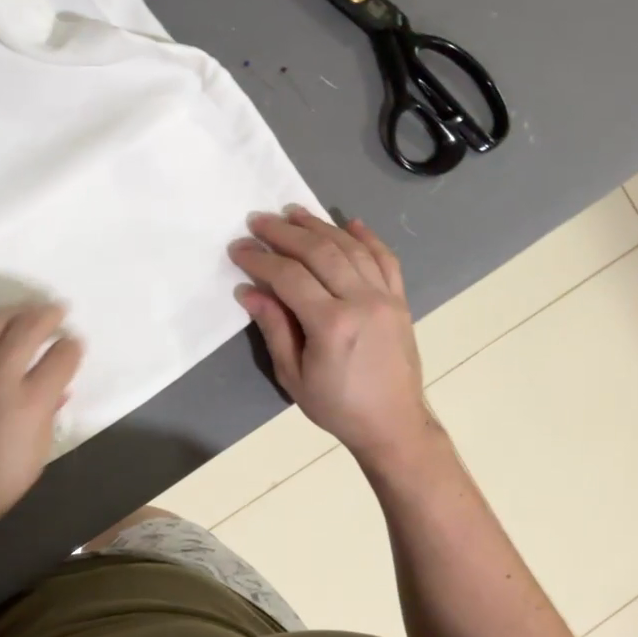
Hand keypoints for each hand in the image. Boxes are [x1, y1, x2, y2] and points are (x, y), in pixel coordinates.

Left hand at [0, 302, 83, 552]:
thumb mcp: (32, 462)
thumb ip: (47, 420)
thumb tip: (57, 392)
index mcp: (28, 404)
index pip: (60, 360)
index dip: (72, 348)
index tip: (74, 342)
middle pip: (26, 330)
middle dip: (47, 315)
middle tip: (57, 310)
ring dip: (12, 313)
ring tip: (24, 310)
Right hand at [229, 206, 435, 469]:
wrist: (392, 424)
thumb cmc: (336, 406)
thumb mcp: (293, 375)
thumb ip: (274, 328)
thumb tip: (249, 291)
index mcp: (332, 324)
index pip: (289, 277)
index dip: (260, 259)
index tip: (238, 248)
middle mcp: (361, 301)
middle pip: (319, 252)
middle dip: (285, 232)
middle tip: (258, 220)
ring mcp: (385, 297)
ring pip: (350, 248)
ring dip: (320, 226)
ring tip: (293, 213)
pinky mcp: (399, 300)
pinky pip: (385, 259)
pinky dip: (367, 237)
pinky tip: (349, 224)